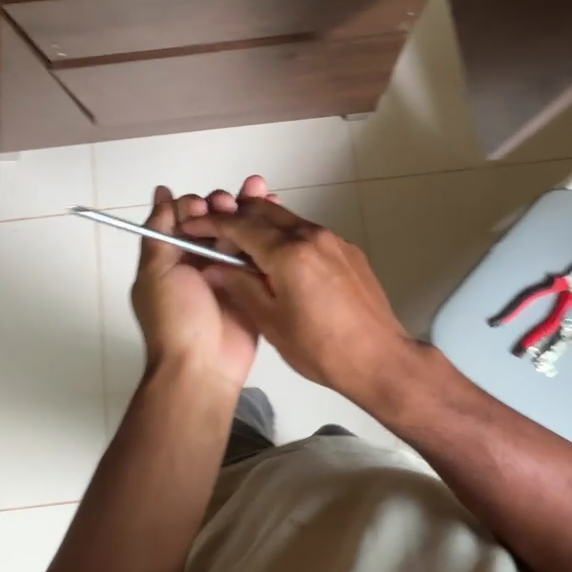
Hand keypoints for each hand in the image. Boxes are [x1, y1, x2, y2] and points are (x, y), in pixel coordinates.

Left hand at [129, 179, 266, 397]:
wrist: (203, 368)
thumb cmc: (174, 319)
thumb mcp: (156, 272)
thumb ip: (159, 231)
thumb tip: (161, 192)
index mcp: (172, 257)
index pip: (185, 218)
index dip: (195, 207)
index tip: (204, 207)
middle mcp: (199, 262)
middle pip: (215, 223)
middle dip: (224, 206)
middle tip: (232, 203)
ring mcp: (228, 273)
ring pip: (239, 235)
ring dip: (248, 213)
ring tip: (262, 192)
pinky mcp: (253, 286)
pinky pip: (260, 255)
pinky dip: (268, 235)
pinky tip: (277, 213)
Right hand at [181, 192, 413, 399]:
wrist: (380, 359)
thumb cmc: (320, 349)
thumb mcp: (271, 322)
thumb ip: (240, 287)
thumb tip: (211, 266)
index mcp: (289, 252)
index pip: (240, 226)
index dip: (211, 224)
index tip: (191, 227)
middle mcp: (312, 235)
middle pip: (265, 212)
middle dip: (235, 216)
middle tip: (213, 229)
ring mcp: (334, 241)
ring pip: (289, 220)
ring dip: (262, 225)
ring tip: (243, 245)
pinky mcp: (349, 251)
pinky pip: (309, 234)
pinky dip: (287, 237)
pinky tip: (280, 261)